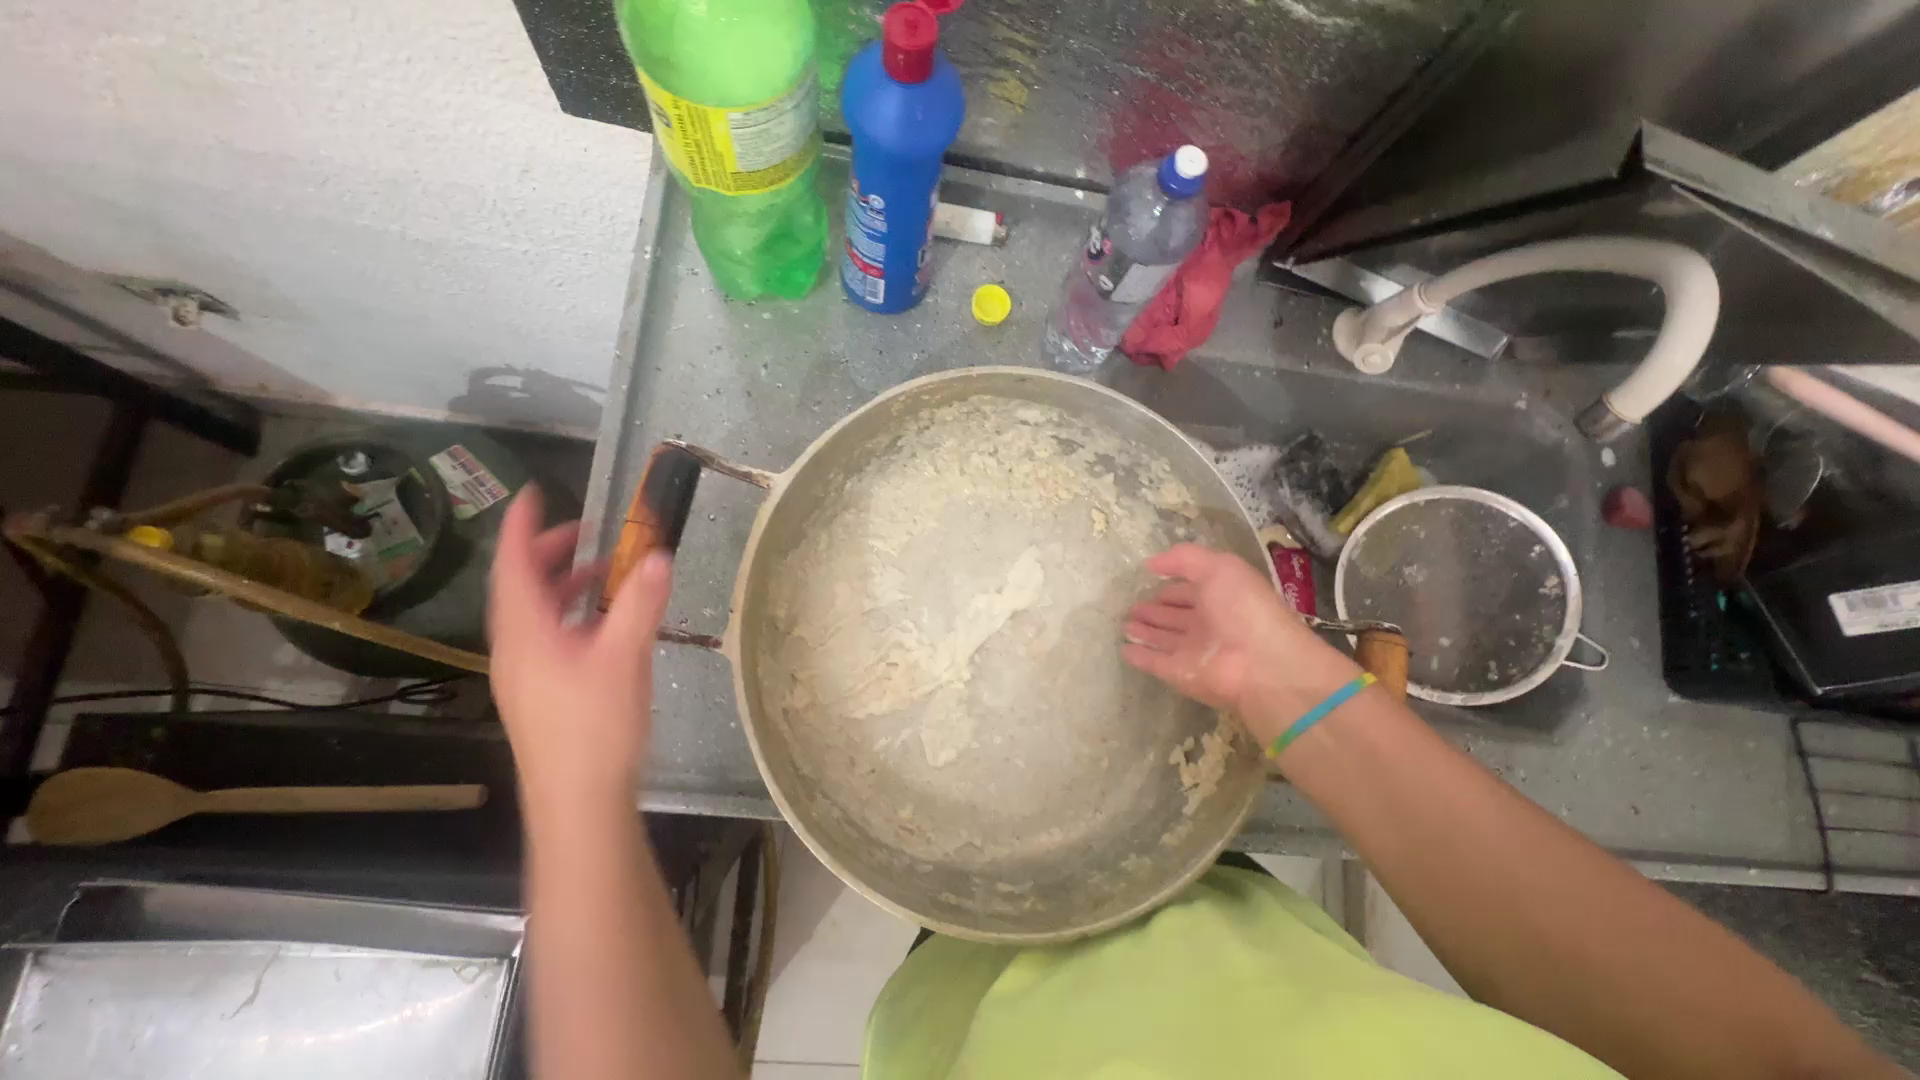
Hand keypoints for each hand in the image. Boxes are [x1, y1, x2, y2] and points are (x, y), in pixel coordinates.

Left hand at [487, 484, 672, 813]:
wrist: (577, 803)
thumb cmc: (595, 727)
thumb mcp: (625, 658)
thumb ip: (640, 603)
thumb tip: (658, 554)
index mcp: (524, 633)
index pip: (512, 565)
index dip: (519, 527)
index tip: (532, 494)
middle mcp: (514, 650)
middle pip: (521, 587)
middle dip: (550, 554)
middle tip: (587, 532)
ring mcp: (523, 676)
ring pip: (535, 615)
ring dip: (564, 586)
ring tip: (603, 574)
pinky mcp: (539, 697)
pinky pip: (547, 639)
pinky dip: (571, 617)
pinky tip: (604, 627)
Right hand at [1122, 544, 1357, 740]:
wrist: (1262, 663)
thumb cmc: (1244, 608)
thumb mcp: (1219, 567)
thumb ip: (1185, 559)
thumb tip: (1150, 563)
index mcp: (1220, 598)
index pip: (1190, 592)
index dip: (1172, 588)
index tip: (1149, 582)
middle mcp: (1207, 624)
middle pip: (1176, 617)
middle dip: (1155, 611)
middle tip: (1131, 606)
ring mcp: (1194, 651)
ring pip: (1163, 639)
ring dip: (1145, 632)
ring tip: (1124, 624)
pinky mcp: (1180, 673)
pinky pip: (1154, 662)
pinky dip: (1140, 656)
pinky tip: (1124, 648)